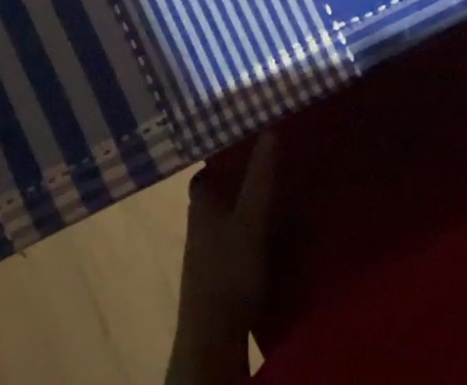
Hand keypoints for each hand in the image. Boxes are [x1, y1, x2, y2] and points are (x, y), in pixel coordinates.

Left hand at [167, 135, 276, 384]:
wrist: (213, 335)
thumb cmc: (230, 270)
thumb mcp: (252, 218)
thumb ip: (260, 177)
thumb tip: (269, 130)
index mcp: (200, 206)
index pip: (204, 174)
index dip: (220, 160)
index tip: (244, 145)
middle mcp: (196, 226)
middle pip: (212, 196)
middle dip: (233, 182)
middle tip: (264, 167)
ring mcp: (203, 254)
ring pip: (220, 220)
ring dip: (239, 208)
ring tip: (271, 196)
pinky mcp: (213, 277)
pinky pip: (228, 243)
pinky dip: (243, 233)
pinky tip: (266, 236)